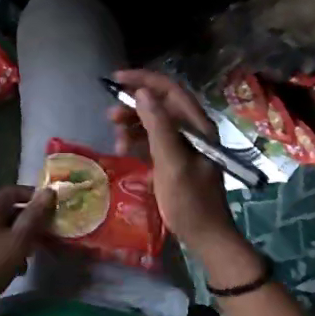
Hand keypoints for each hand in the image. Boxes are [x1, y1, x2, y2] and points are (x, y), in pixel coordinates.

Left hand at [0, 185, 55, 315]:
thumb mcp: (19, 239)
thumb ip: (34, 216)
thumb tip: (49, 190)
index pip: (11, 191)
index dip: (30, 193)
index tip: (50, 204)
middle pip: (10, 212)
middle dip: (30, 220)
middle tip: (49, 230)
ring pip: (7, 232)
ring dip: (24, 240)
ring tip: (36, 253)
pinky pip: (1, 249)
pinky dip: (13, 255)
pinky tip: (21, 270)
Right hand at [108, 69, 235, 248]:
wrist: (205, 236)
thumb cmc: (189, 201)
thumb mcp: (171, 162)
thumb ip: (158, 126)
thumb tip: (142, 93)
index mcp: (198, 126)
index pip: (170, 90)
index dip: (144, 80)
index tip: (116, 79)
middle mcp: (193, 130)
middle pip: (160, 104)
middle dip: (133, 105)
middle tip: (109, 116)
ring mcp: (184, 145)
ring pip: (153, 122)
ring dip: (132, 124)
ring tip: (115, 137)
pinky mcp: (175, 159)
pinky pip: (152, 140)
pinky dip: (136, 140)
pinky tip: (124, 150)